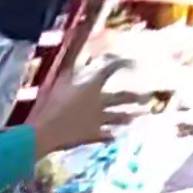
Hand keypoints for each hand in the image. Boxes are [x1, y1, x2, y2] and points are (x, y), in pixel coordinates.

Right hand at [29, 59, 151, 154]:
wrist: (45, 133)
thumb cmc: (50, 106)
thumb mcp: (58, 83)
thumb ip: (69, 70)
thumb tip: (73, 55)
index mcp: (92, 86)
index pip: (112, 69)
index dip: (123, 64)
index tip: (132, 63)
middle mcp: (100, 102)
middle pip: (122, 97)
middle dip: (136, 97)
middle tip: (146, 97)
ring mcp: (97, 120)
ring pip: (118, 117)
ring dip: (128, 117)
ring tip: (136, 117)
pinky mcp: (92, 135)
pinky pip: (105, 136)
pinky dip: (109, 136)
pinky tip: (113, 137)